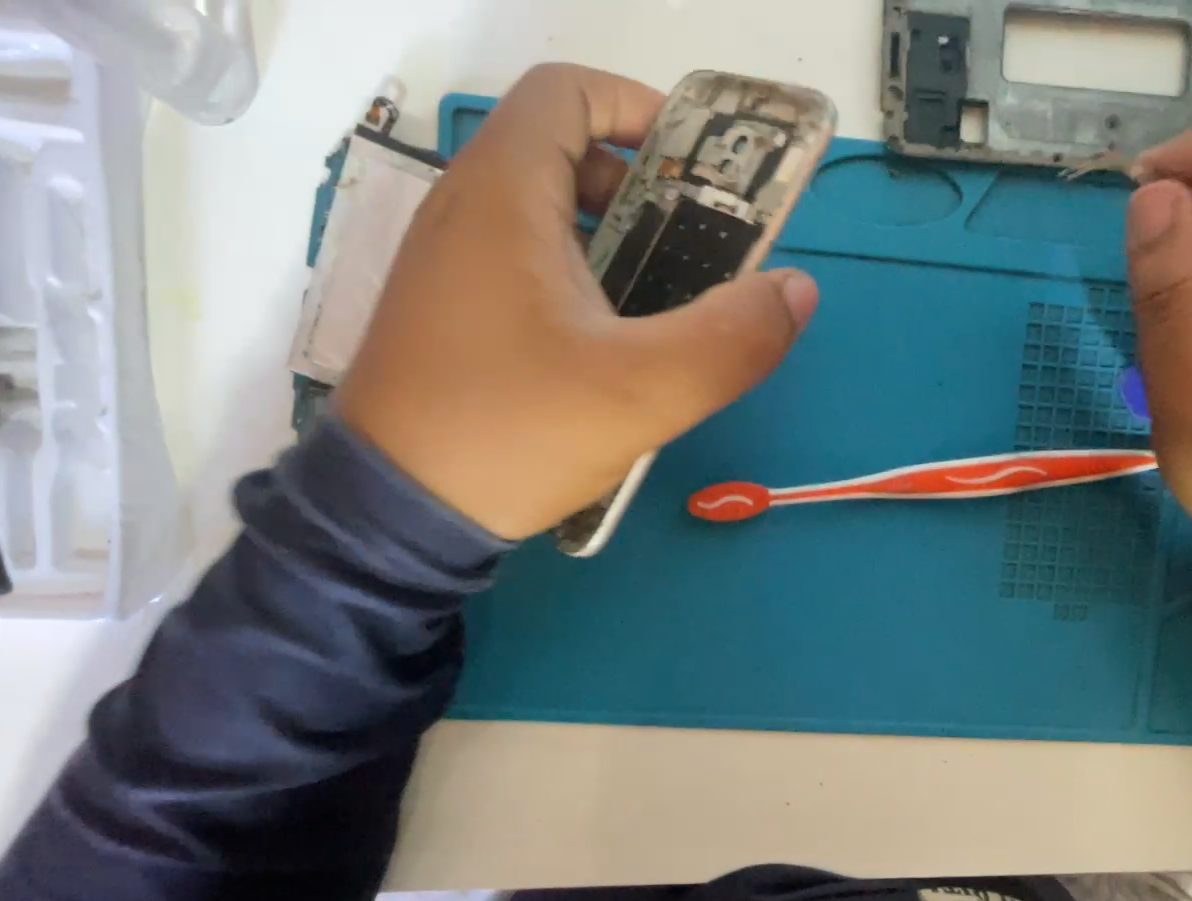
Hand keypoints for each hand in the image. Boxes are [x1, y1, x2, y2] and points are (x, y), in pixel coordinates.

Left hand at [336, 64, 818, 539]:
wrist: (395, 516)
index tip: (695, 168)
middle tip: (692, 250)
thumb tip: (795, 292)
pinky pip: (520, 268)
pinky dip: (575, 281)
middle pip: (562, 156)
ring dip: (612, 243)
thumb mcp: (641, 391)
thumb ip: (731, 339)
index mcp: (502, 196)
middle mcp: (464, 214)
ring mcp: (448, 268)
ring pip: (543, 218)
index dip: (638, 109)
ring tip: (661, 305)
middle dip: (642, 191)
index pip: (568, 93)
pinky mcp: (447, 317)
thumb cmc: (513, 432)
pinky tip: (607, 348)